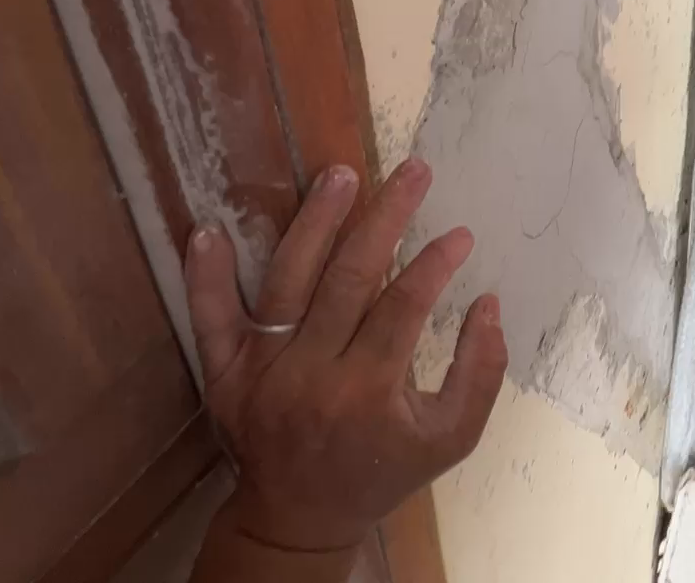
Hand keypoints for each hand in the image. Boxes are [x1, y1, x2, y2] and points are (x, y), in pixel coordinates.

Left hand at [183, 159, 505, 554]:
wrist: (296, 522)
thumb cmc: (384, 471)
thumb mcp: (454, 436)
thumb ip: (481, 371)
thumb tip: (489, 305)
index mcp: (368, 391)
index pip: (405, 306)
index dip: (436, 263)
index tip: (461, 234)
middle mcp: (310, 373)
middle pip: (349, 278)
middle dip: (387, 217)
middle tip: (414, 171)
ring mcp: (260, 371)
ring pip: (287, 282)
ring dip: (314, 223)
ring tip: (340, 174)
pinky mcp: (224, 374)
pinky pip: (210, 319)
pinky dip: (206, 277)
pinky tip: (207, 230)